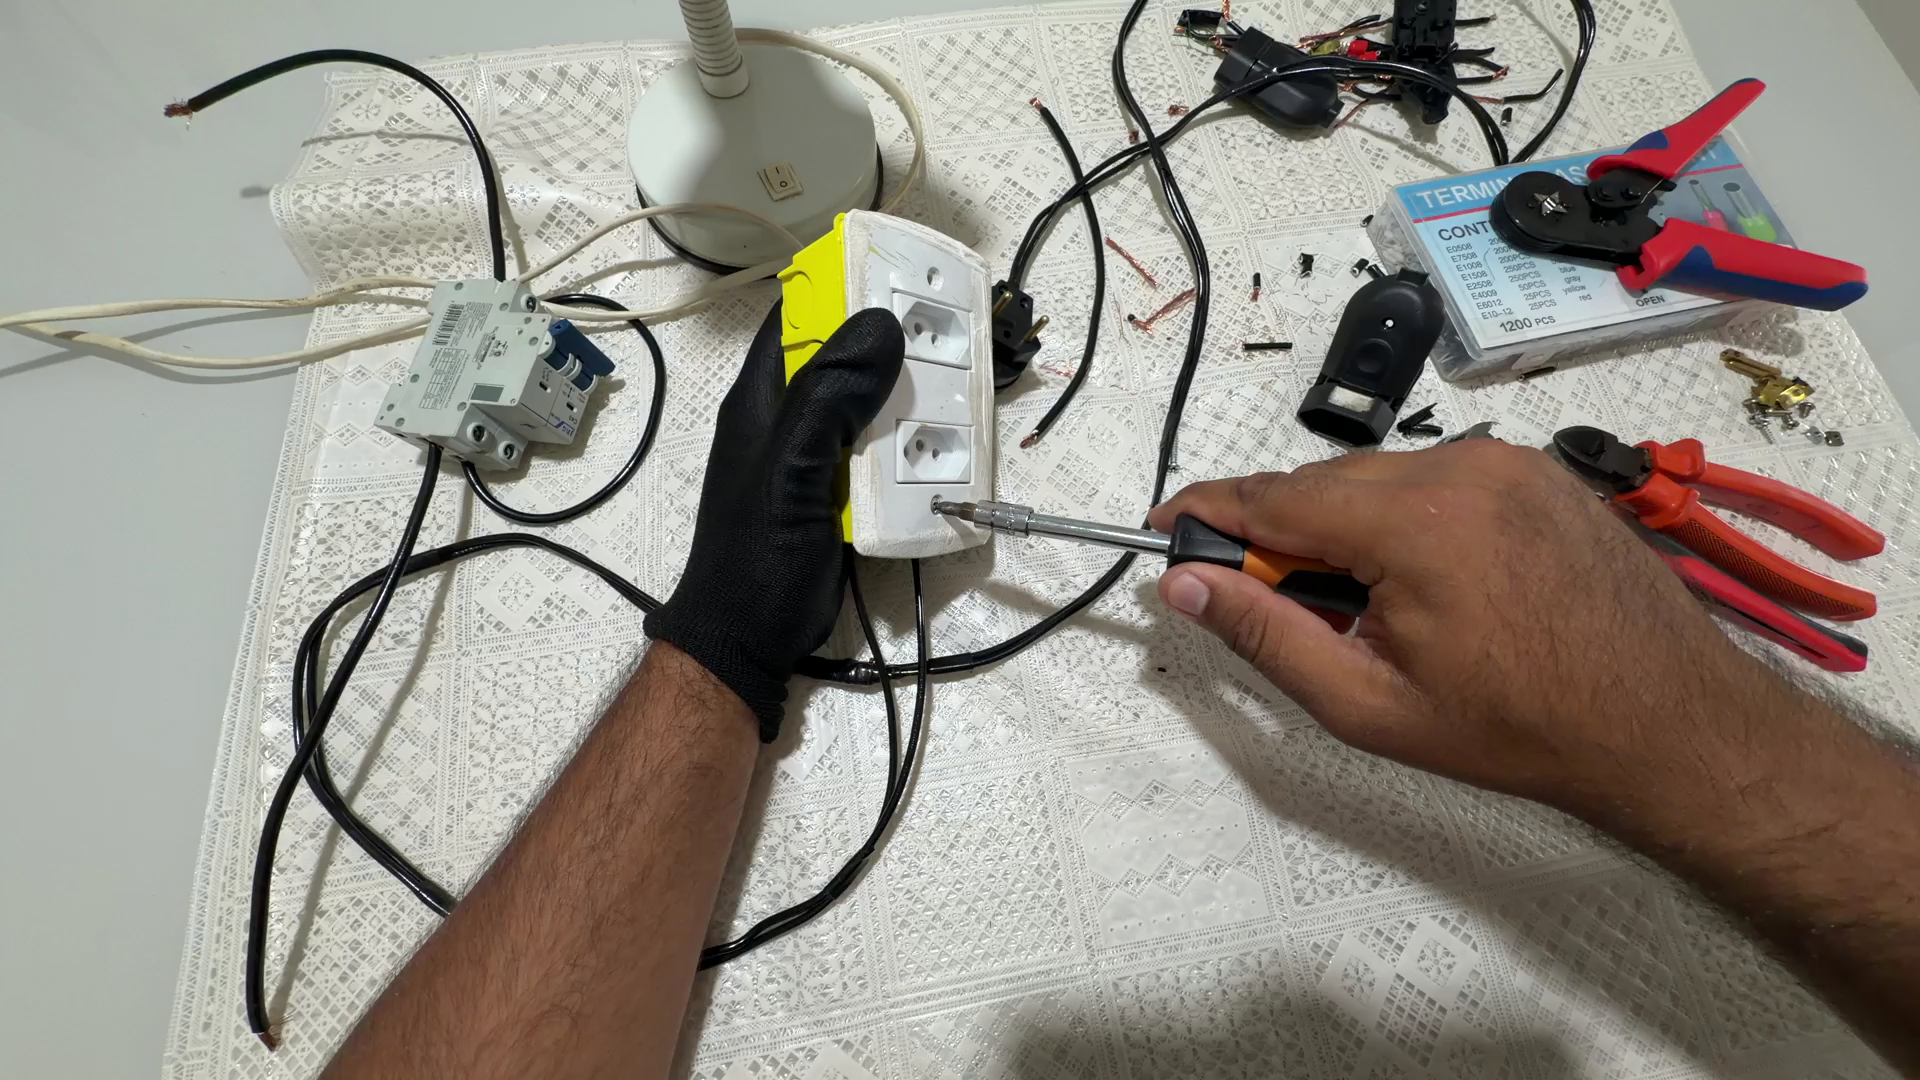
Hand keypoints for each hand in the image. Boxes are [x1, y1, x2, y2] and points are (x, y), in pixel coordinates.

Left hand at [645, 304, 902, 740]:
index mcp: (763, 399)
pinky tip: (935, 443)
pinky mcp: (837, 492)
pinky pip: (875, 452)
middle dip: (888, 344)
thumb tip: (879, 325)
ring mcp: (814, 457)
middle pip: (842, 361)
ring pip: (864, 407)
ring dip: (903, 395)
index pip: (798, 319)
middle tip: (945, 331)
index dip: (839, 287)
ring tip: (952, 382)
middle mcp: (789, 419)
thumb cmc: (758, 553)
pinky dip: (904, 442)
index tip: (896, 271)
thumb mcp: (789, 470)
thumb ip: (827, 400)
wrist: (752, 635)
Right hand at [1150, 440, 1764, 813]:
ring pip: (1364, 478)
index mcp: (1413, 524)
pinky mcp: (1529, 468)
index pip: (1270, 498)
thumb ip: (1261, 634)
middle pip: (1313, 484)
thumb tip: (1182, 584)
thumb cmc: (1512, 730)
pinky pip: (1418, 477)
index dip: (1205, 511)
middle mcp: (1457, 468)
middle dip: (1269, 532)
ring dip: (1327, 525)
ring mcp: (1502, 461)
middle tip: (1257, 593)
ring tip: (1346, 597)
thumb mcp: (1362, 702)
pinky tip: (1401, 573)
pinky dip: (1383, 515)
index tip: (1162, 527)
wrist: (1678, 730)